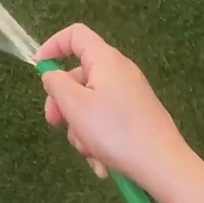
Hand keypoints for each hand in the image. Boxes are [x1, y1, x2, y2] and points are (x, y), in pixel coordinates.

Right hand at [38, 23, 193, 181]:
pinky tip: (102, 163)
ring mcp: (130, 96)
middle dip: (63, 101)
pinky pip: (106, 121)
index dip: (52, 46)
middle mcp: (120, 72)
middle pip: (79, 75)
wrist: (164, 168)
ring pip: (90, 104)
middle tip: (55, 123)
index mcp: (106, 60)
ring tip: (88, 151)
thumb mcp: (75, 105)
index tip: (38, 69)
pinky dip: (98, 139)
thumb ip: (55, 83)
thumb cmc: (115, 131)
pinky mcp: (137, 118)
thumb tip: (52, 75)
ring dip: (81, 128)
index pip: (75, 34)